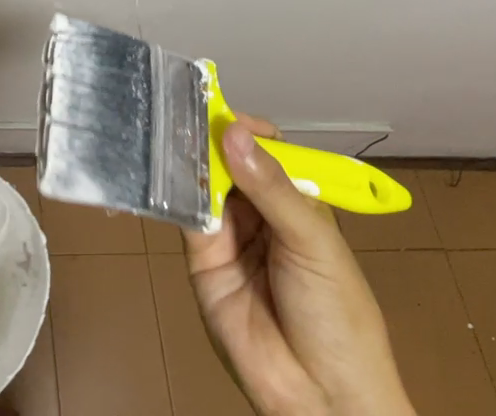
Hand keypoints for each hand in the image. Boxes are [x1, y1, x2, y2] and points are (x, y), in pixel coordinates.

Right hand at [181, 114, 415, 415]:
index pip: (266, 151)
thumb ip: (271, 189)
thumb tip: (234, 133)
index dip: (245, 129)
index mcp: (297, 202)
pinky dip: (171, 194)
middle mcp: (259, 213)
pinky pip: (184, 219)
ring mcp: (228, 236)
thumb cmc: (337, 313)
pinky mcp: (201, 259)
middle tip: (178, 112)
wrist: (320, 396)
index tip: (218, 109)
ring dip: (185, 162)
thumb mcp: (313, 242)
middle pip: (228, 163)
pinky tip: (158, 172)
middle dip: (208, 139)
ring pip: (203, 186)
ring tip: (160, 132)